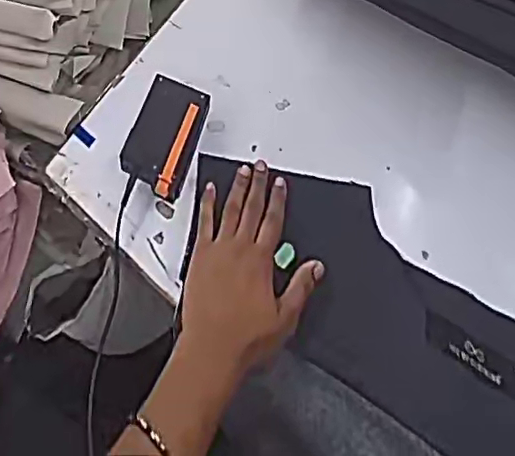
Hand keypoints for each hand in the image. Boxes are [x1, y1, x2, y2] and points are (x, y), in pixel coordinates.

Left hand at [178, 162, 322, 378]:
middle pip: (251, 208)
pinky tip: (210, 190)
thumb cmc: (246, 337)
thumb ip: (300, 287)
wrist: (212, 348)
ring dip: (236, 188)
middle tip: (260, 166)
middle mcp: (239, 249)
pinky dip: (208, 204)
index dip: (277, 200)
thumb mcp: (285, 317)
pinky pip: (204, 221)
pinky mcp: (199, 254)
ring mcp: (217, 249)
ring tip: (241, 171)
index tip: (279, 183)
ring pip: (229, 210)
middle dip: (257, 185)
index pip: (272, 221)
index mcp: (260, 261)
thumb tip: (314, 266)